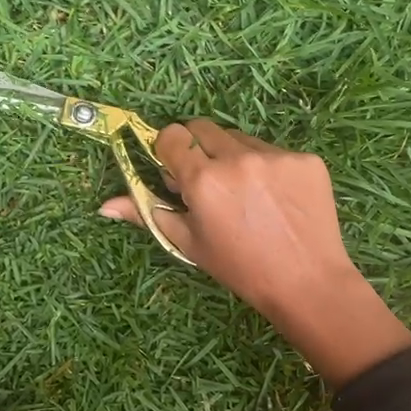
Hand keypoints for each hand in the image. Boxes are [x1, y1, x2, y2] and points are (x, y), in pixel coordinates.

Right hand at [99, 119, 410, 387]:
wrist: (306, 282)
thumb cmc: (238, 267)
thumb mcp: (187, 242)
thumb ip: (146, 213)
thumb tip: (104, 205)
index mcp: (203, 180)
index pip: (172, 135)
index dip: (169, 150)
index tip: (175, 170)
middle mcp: (237, 160)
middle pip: (202, 128)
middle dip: (197, 148)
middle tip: (206, 181)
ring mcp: (276, 156)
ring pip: (238, 138)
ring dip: (231, 156)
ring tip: (244, 194)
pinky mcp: (306, 159)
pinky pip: (272, 150)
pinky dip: (266, 166)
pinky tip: (274, 197)